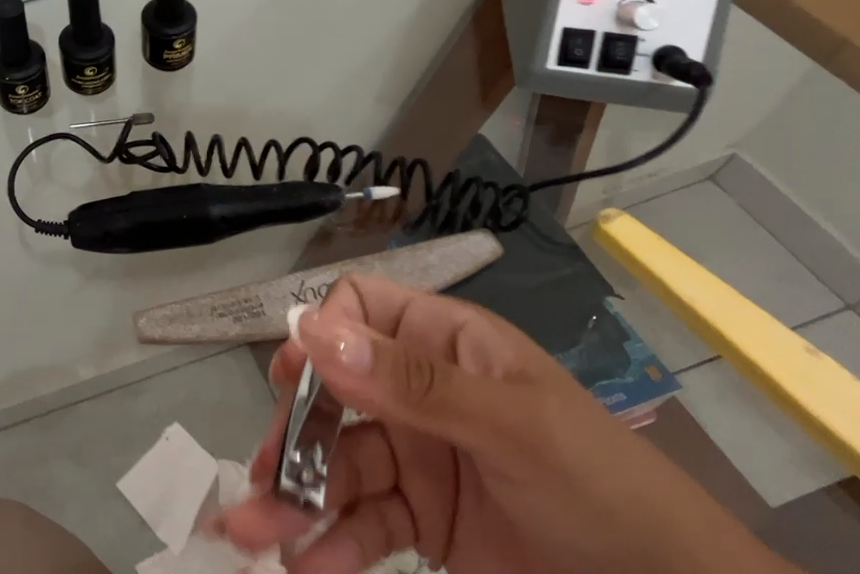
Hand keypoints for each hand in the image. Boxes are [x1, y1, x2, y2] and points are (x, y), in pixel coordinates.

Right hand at [218, 276, 797, 573]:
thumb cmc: (604, 490)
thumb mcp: (512, 428)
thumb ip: (411, 382)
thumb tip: (307, 326)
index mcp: (448, 344)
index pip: (361, 310)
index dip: (321, 336)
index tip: (291, 382)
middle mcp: (423, 392)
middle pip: (334, 395)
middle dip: (294, 436)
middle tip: (261, 480)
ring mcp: (421, 459)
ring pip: (339, 466)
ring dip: (297, 500)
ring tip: (255, 537)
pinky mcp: (424, 523)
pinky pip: (365, 524)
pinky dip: (333, 544)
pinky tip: (307, 568)